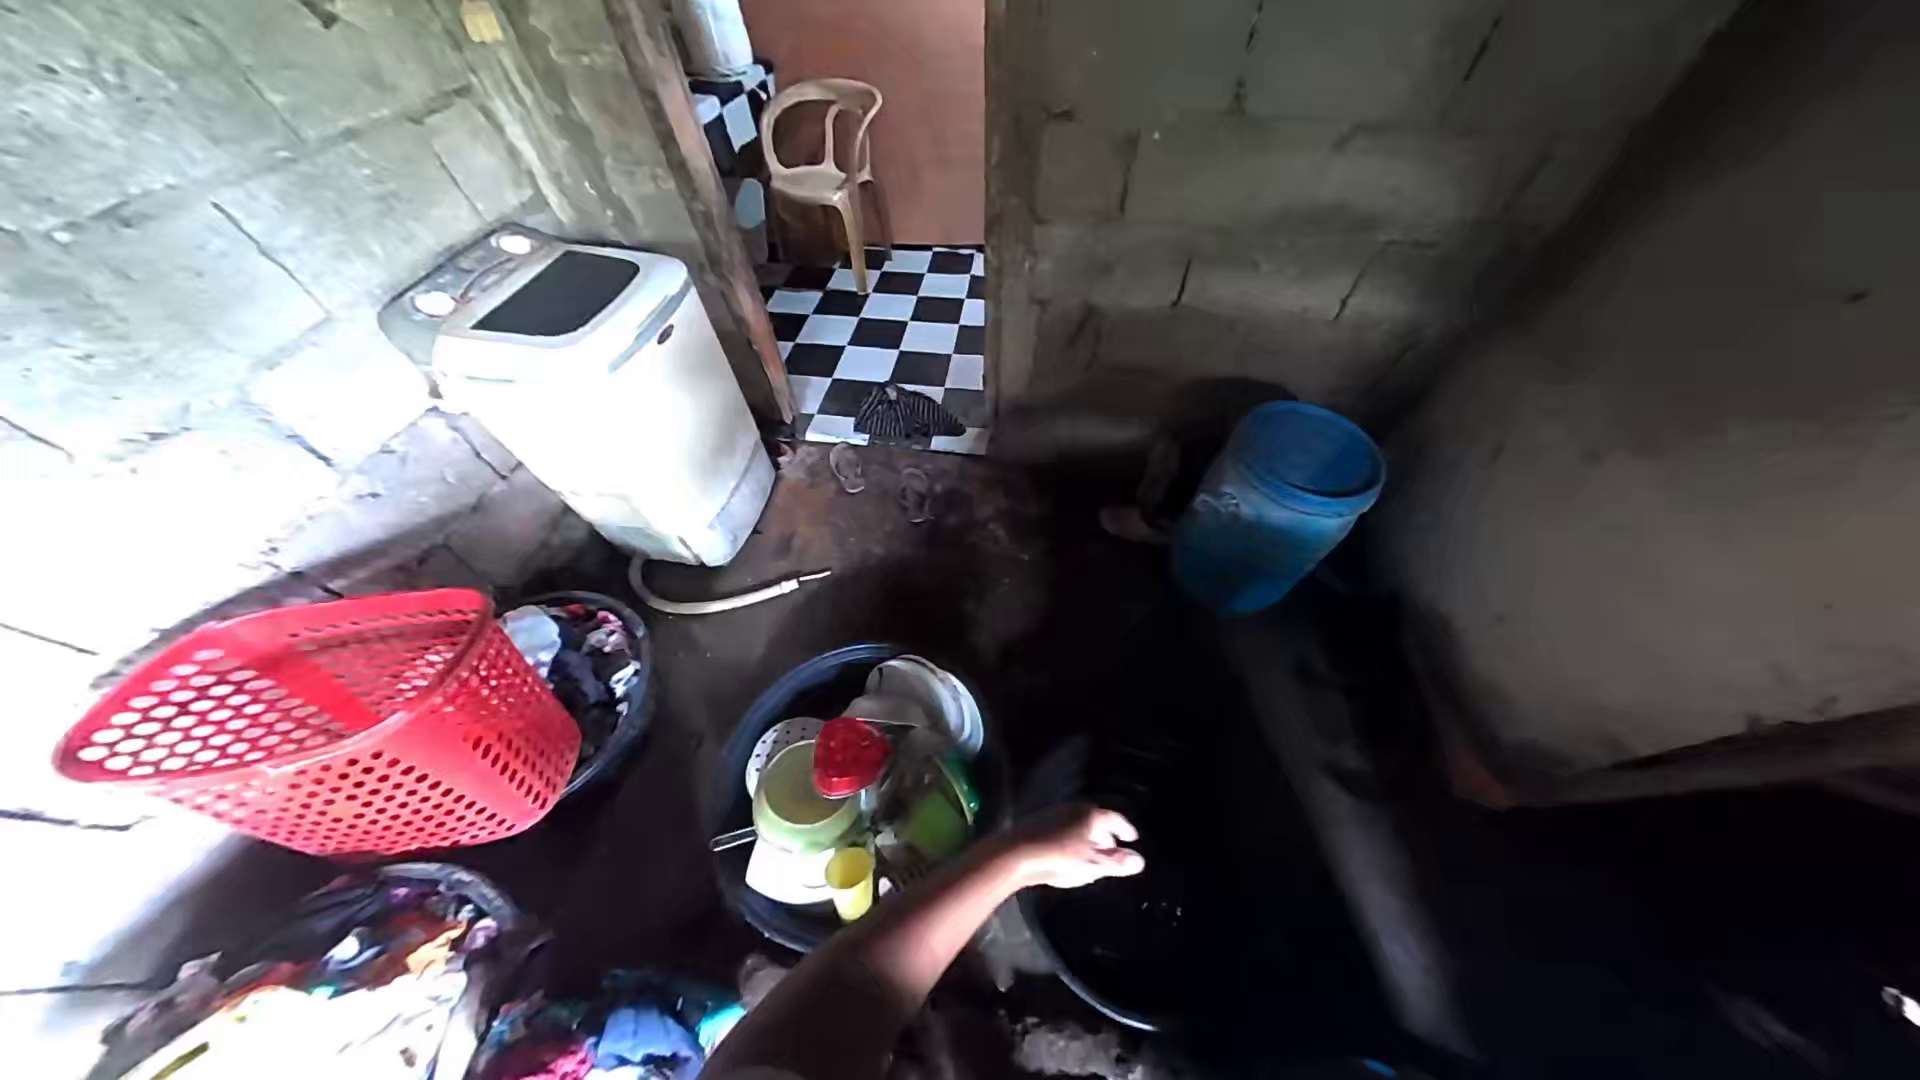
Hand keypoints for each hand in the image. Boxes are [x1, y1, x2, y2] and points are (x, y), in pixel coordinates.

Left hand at [1003, 803, 1144, 888]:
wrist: (1018, 852)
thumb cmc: (1060, 858)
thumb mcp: (1093, 864)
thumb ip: (1117, 863)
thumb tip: (1140, 860)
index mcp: (1090, 815)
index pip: (1114, 818)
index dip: (1124, 828)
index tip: (1131, 837)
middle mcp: (1074, 808)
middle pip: (1096, 818)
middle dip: (1106, 833)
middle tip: (1113, 848)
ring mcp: (1055, 812)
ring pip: (1079, 821)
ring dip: (1089, 835)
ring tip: (1093, 851)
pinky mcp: (1040, 820)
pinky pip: (1065, 825)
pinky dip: (1074, 835)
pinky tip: (1070, 850)